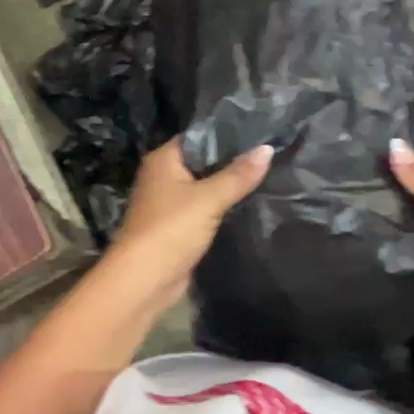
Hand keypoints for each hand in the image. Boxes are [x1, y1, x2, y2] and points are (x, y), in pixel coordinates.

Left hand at [105, 141, 272, 303]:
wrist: (145, 279)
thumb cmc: (171, 229)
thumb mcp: (208, 199)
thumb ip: (238, 175)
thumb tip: (267, 148)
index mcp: (163, 159)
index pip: (198, 137)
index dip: (226, 135)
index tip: (259, 134)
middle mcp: (162, 175)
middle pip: (202, 162)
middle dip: (231, 162)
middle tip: (269, 156)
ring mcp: (168, 202)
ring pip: (204, 187)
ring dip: (227, 187)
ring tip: (266, 177)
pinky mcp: (177, 226)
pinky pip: (203, 209)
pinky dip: (221, 208)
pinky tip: (247, 205)